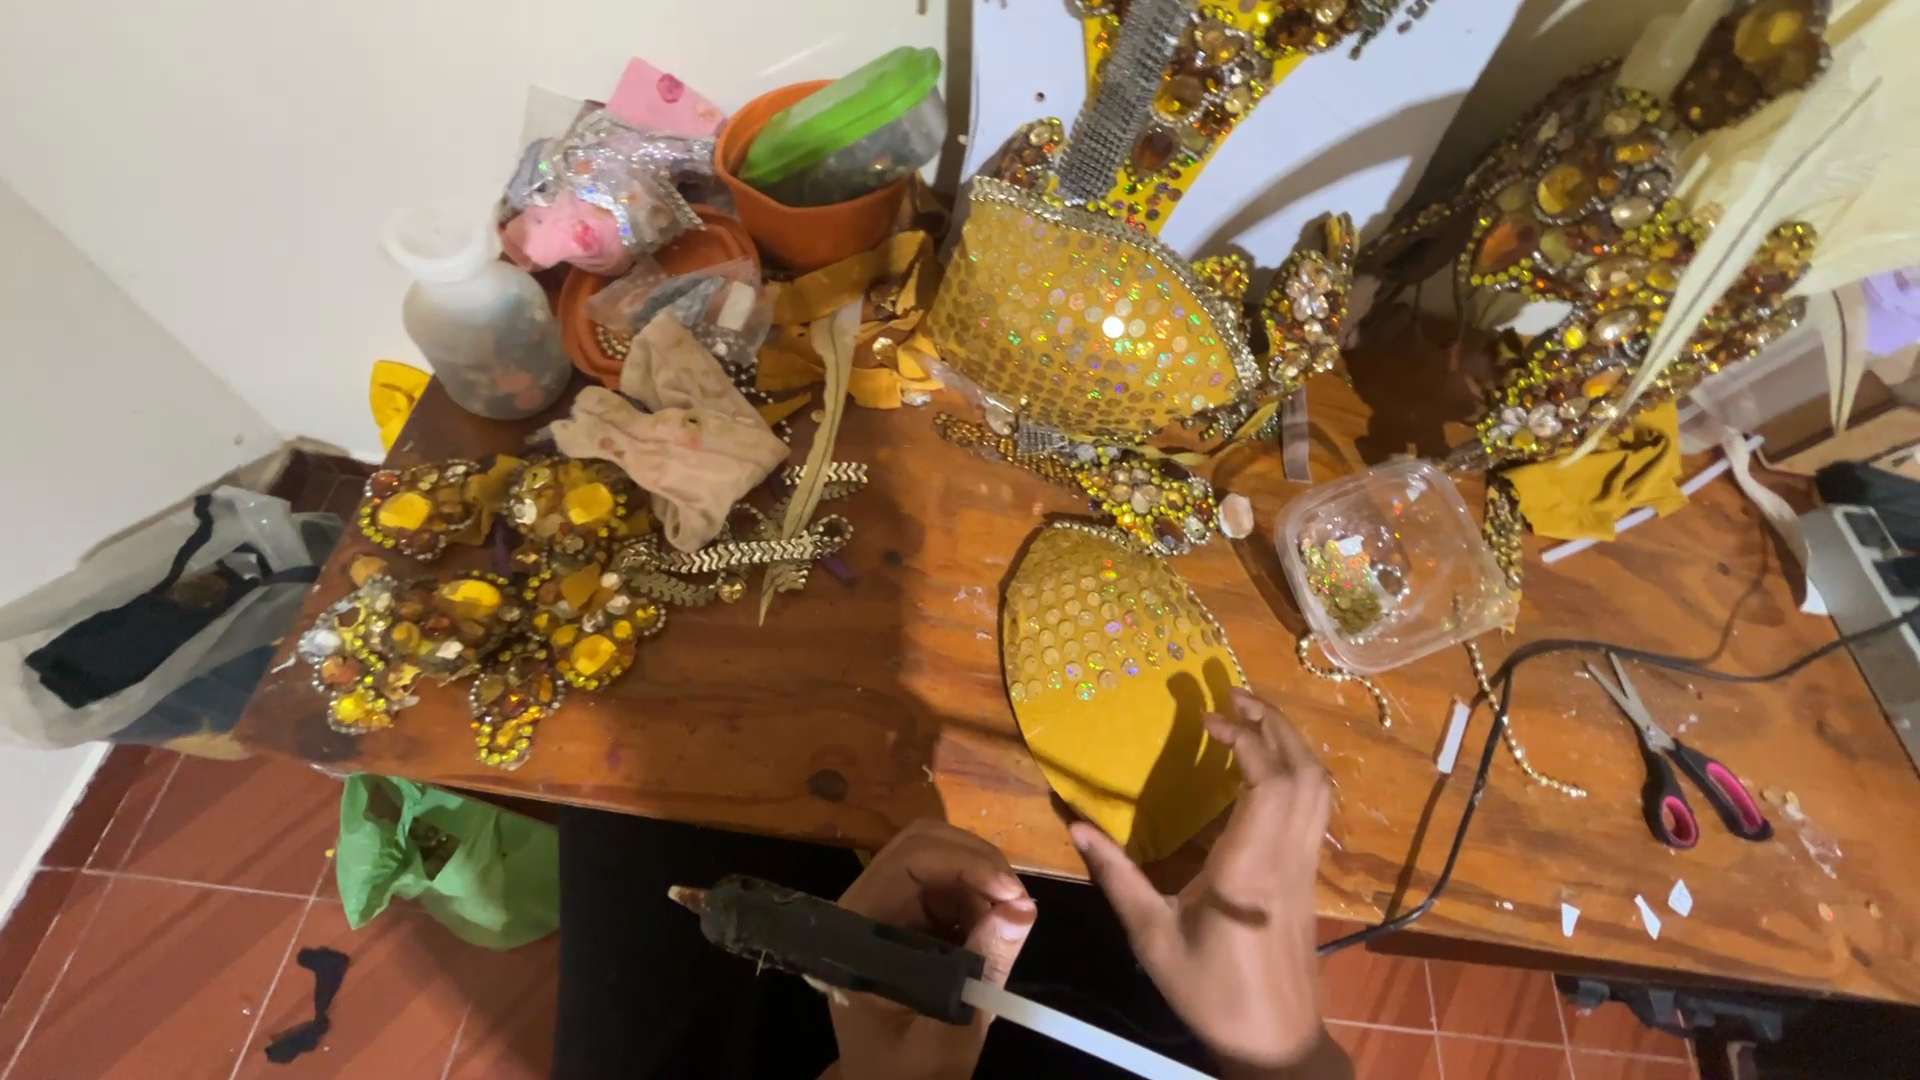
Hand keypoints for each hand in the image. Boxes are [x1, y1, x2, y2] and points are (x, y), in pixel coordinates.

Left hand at [827, 819, 1037, 1079]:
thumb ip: (984, 968)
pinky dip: (978, 892)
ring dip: (981, 876)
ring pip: (938, 854)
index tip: (1011, 893)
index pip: (908, 861)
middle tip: (1018, 900)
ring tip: (1011, 919)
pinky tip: (995, 925)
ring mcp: (887, 904)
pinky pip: (947, 880)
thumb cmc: (905, 1073)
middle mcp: (867, 902)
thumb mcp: (949, 1034)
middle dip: (977, 861)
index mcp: (858, 926)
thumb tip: (1024, 909)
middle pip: (923, 843)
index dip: (963, 863)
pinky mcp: (908, 912)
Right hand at [1071, 688, 1334, 1076]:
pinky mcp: (1311, 875)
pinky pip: (1317, 808)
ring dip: (1291, 743)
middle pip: (1305, 772)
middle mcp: (1287, 857)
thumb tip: (1077, 826)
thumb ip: (1116, 875)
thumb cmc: (1210, 989)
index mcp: (1250, 866)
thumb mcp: (1151, 935)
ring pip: (1320, 789)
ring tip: (1251, 718)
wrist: (1276, 1043)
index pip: (1268, 782)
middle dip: (1275, 723)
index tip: (1208, 718)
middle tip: (1233, 695)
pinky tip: (1266, 765)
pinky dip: (1298, 770)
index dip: (1245, 738)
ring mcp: (1307, 866)